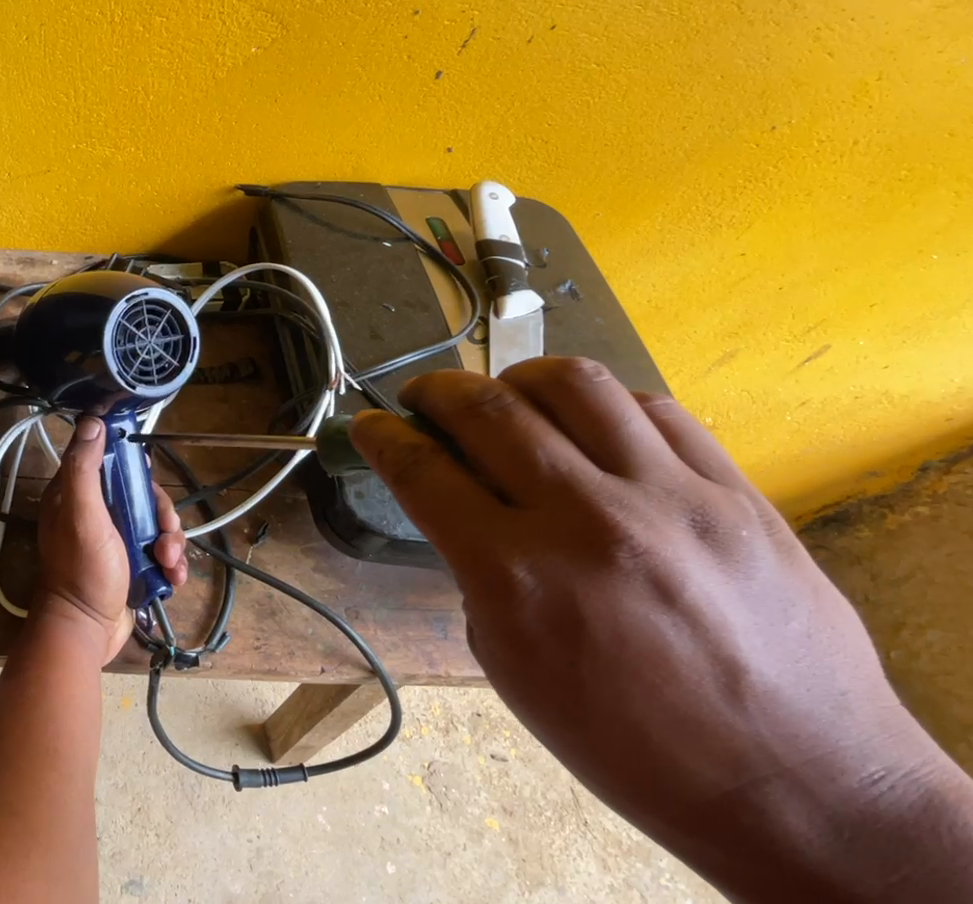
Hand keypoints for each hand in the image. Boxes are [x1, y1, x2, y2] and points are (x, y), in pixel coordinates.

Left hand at [35, 416, 188, 661]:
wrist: (86, 630)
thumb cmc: (82, 570)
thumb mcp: (81, 514)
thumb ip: (84, 468)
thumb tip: (91, 421)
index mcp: (76, 494)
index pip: (108, 459)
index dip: (131, 461)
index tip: (148, 470)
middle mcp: (95, 512)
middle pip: (142, 493)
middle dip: (162, 513)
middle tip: (165, 534)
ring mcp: (114, 539)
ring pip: (156, 523)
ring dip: (171, 542)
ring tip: (168, 563)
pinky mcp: (132, 563)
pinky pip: (160, 551)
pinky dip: (172, 563)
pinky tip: (172, 578)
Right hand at [350, 359, 972, 901]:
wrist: (797, 786)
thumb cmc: (627, 743)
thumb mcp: (508, 660)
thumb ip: (476, 568)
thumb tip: (462, 504)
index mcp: (514, 574)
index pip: (422, 471)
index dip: (380, 437)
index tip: (366, 425)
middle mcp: (585, 518)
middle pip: (485, 409)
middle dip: (433, 391)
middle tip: (420, 397)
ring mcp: (670, 497)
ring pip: (573, 384)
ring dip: (516, 379)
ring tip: (504, 395)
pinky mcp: (738, 492)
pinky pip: (655, 410)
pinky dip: (603, 405)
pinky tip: (590, 426)